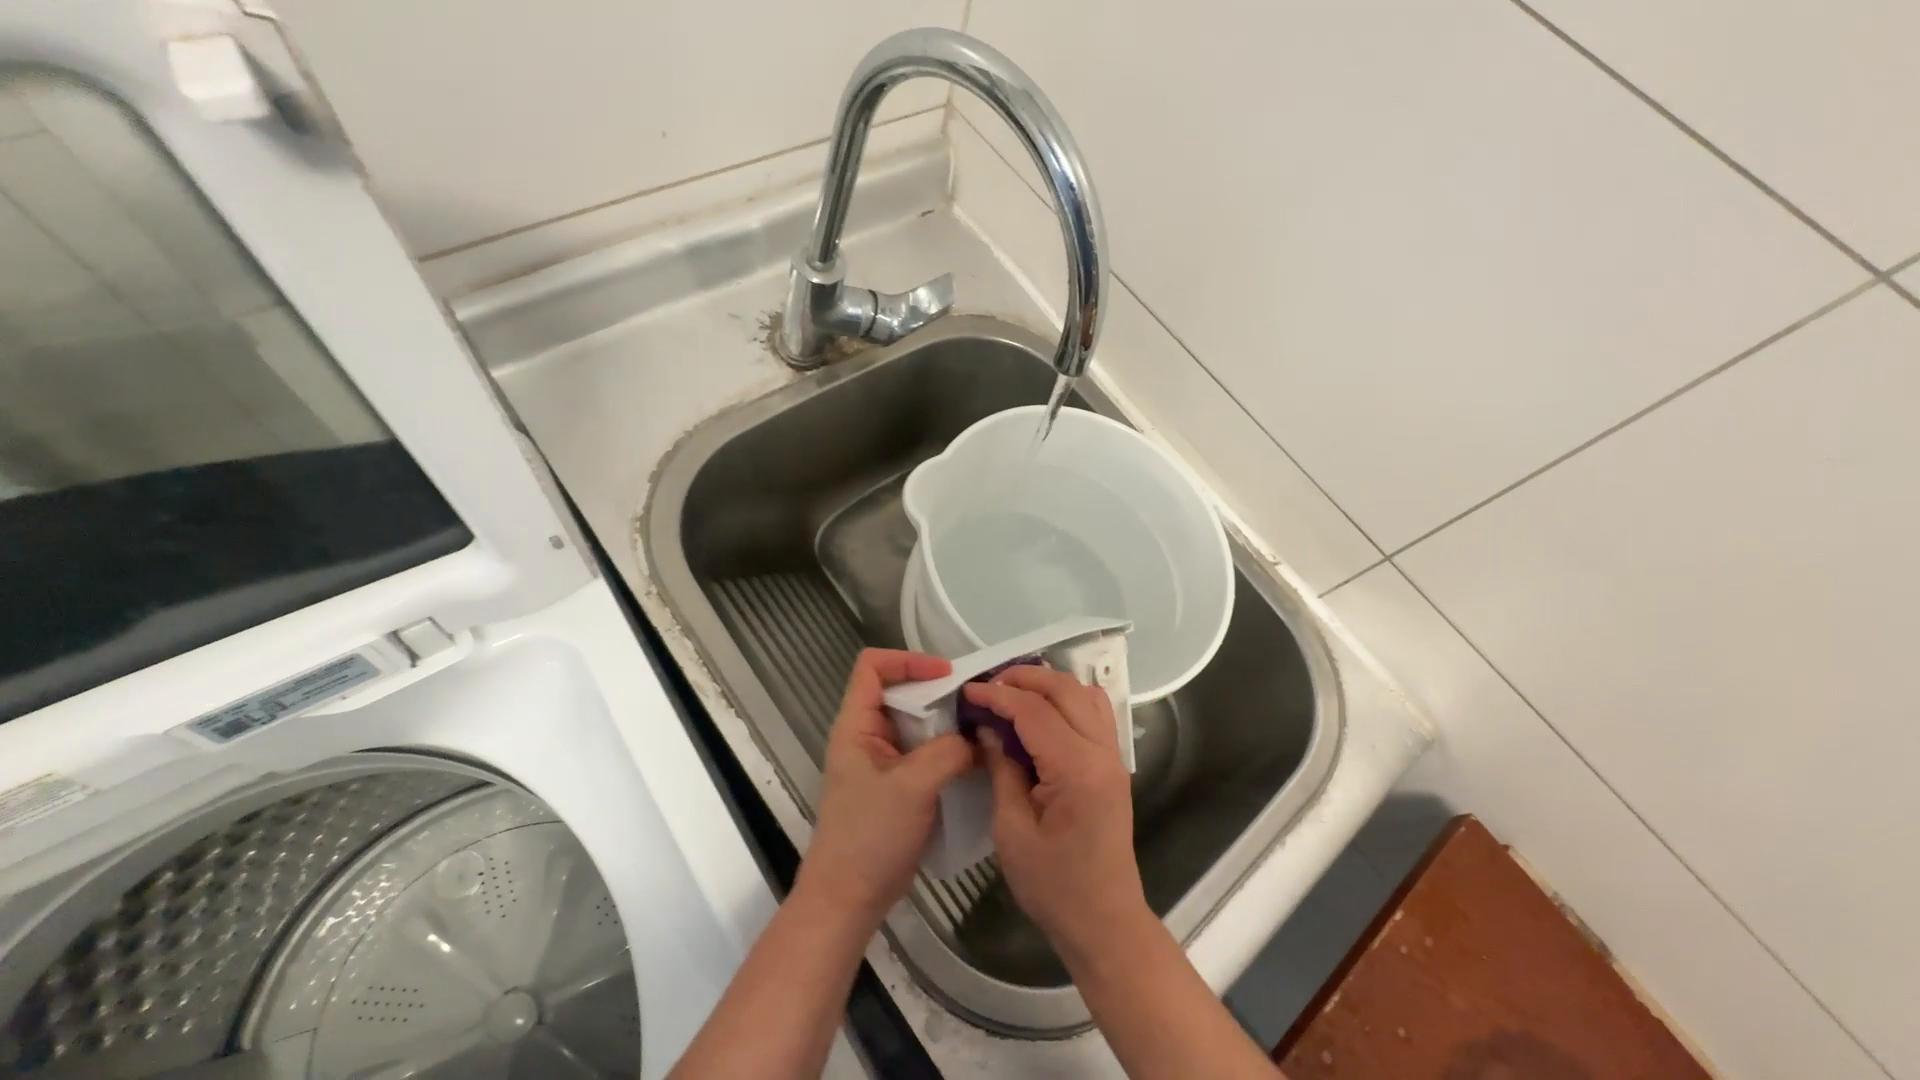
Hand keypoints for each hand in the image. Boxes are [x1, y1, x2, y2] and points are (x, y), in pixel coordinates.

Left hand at [795, 648, 975, 923]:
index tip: (948, 675)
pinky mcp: (899, 787)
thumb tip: (978, 739)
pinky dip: (950, 752)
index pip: (873, 667)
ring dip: (949, 726)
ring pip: (918, 726)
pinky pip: (926, 755)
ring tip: (986, 731)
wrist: (849, 898)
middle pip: (902, 694)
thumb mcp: (912, 786)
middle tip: (980, 705)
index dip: (908, 660)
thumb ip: (948, 752)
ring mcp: (883, 763)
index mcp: (856, 725)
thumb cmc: (870, 836)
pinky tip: (978, 762)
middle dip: (940, 694)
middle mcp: (868, 737)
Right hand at [963, 666, 1148, 957]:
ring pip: (1085, 695)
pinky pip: (1095, 714)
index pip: (1035, 712)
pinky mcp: (1113, 766)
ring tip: (1012, 693)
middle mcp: (1102, 753)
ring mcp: (1114, 758)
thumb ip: (1002, 771)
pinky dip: (1068, 701)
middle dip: (1025, 678)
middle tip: (988, 685)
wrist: (1103, 920)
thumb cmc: (1053, 886)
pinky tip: (1041, 714)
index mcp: (1077, 770)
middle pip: (1065, 690)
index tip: (968, 692)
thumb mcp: (1012, 831)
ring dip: (1049, 685)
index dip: (999, 696)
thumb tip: (989, 729)